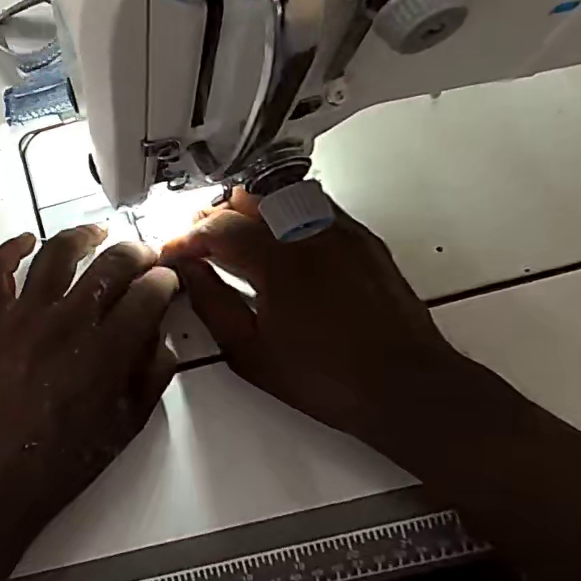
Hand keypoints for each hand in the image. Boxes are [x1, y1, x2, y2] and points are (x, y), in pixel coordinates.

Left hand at [0, 225, 179, 529]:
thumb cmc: (59, 462)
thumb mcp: (124, 427)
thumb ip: (149, 377)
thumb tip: (159, 339)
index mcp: (104, 353)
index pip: (146, 296)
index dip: (163, 281)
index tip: (167, 279)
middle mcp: (64, 324)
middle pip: (108, 266)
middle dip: (135, 253)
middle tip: (144, 255)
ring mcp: (23, 316)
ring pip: (55, 254)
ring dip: (81, 235)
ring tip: (97, 231)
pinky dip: (8, 249)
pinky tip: (25, 240)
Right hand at [162, 189, 477, 443]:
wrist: (408, 388)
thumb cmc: (331, 378)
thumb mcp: (249, 351)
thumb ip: (210, 302)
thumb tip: (188, 272)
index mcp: (278, 261)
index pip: (216, 227)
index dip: (184, 238)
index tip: (172, 253)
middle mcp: (310, 235)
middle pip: (245, 198)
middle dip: (211, 217)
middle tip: (196, 244)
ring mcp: (339, 232)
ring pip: (279, 193)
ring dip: (245, 209)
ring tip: (232, 237)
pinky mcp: (360, 238)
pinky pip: (311, 204)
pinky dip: (282, 213)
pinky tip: (274, 240)